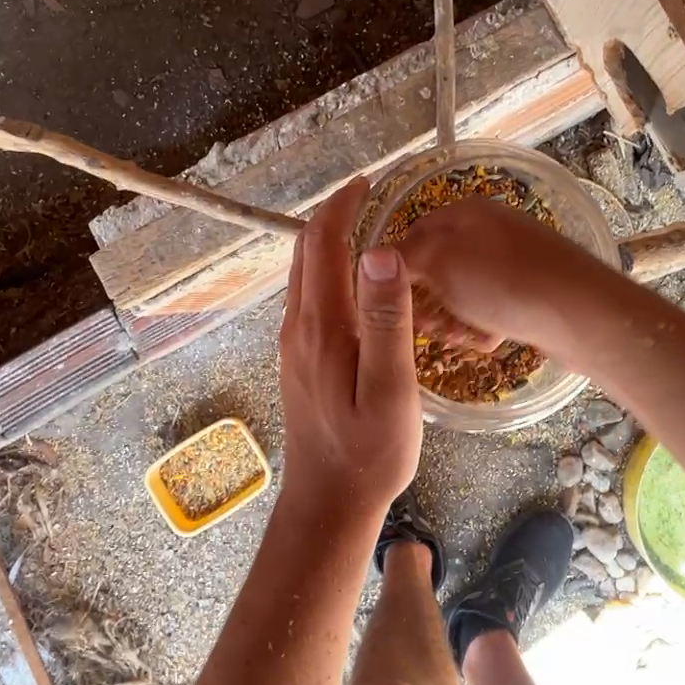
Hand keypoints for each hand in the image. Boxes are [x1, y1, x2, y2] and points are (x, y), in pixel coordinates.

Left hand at [277, 178, 421, 524]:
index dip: (344, 205)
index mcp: (322, 324)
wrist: (328, 502)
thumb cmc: (370, 451)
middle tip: (369, 195)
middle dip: (333, 215)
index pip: (324, 243)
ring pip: (304, 273)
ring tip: (365, 225)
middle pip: (306, 251)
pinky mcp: (299, 359)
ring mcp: (294, 343)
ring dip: (328, 240)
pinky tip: (355, 280)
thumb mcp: (391, 388)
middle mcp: (298, 325)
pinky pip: (308, 295)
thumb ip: (387, 320)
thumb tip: (381, 253)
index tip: (369, 182)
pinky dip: (328, 268)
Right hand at [394, 197, 626, 351]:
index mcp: (465, 212)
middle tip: (425, 327)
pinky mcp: (531, 290)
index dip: (395, 270)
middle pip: (438, 265)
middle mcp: (488, 229)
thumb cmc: (504, 281)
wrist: (580, 312)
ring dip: (453, 316)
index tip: (388, 303)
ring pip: (463, 290)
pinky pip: (491, 306)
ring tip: (458, 338)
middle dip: (427, 299)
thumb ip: (404, 256)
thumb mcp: (441, 262)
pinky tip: (487, 340)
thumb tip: (375, 255)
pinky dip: (483, 323)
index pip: (412, 233)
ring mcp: (513, 260)